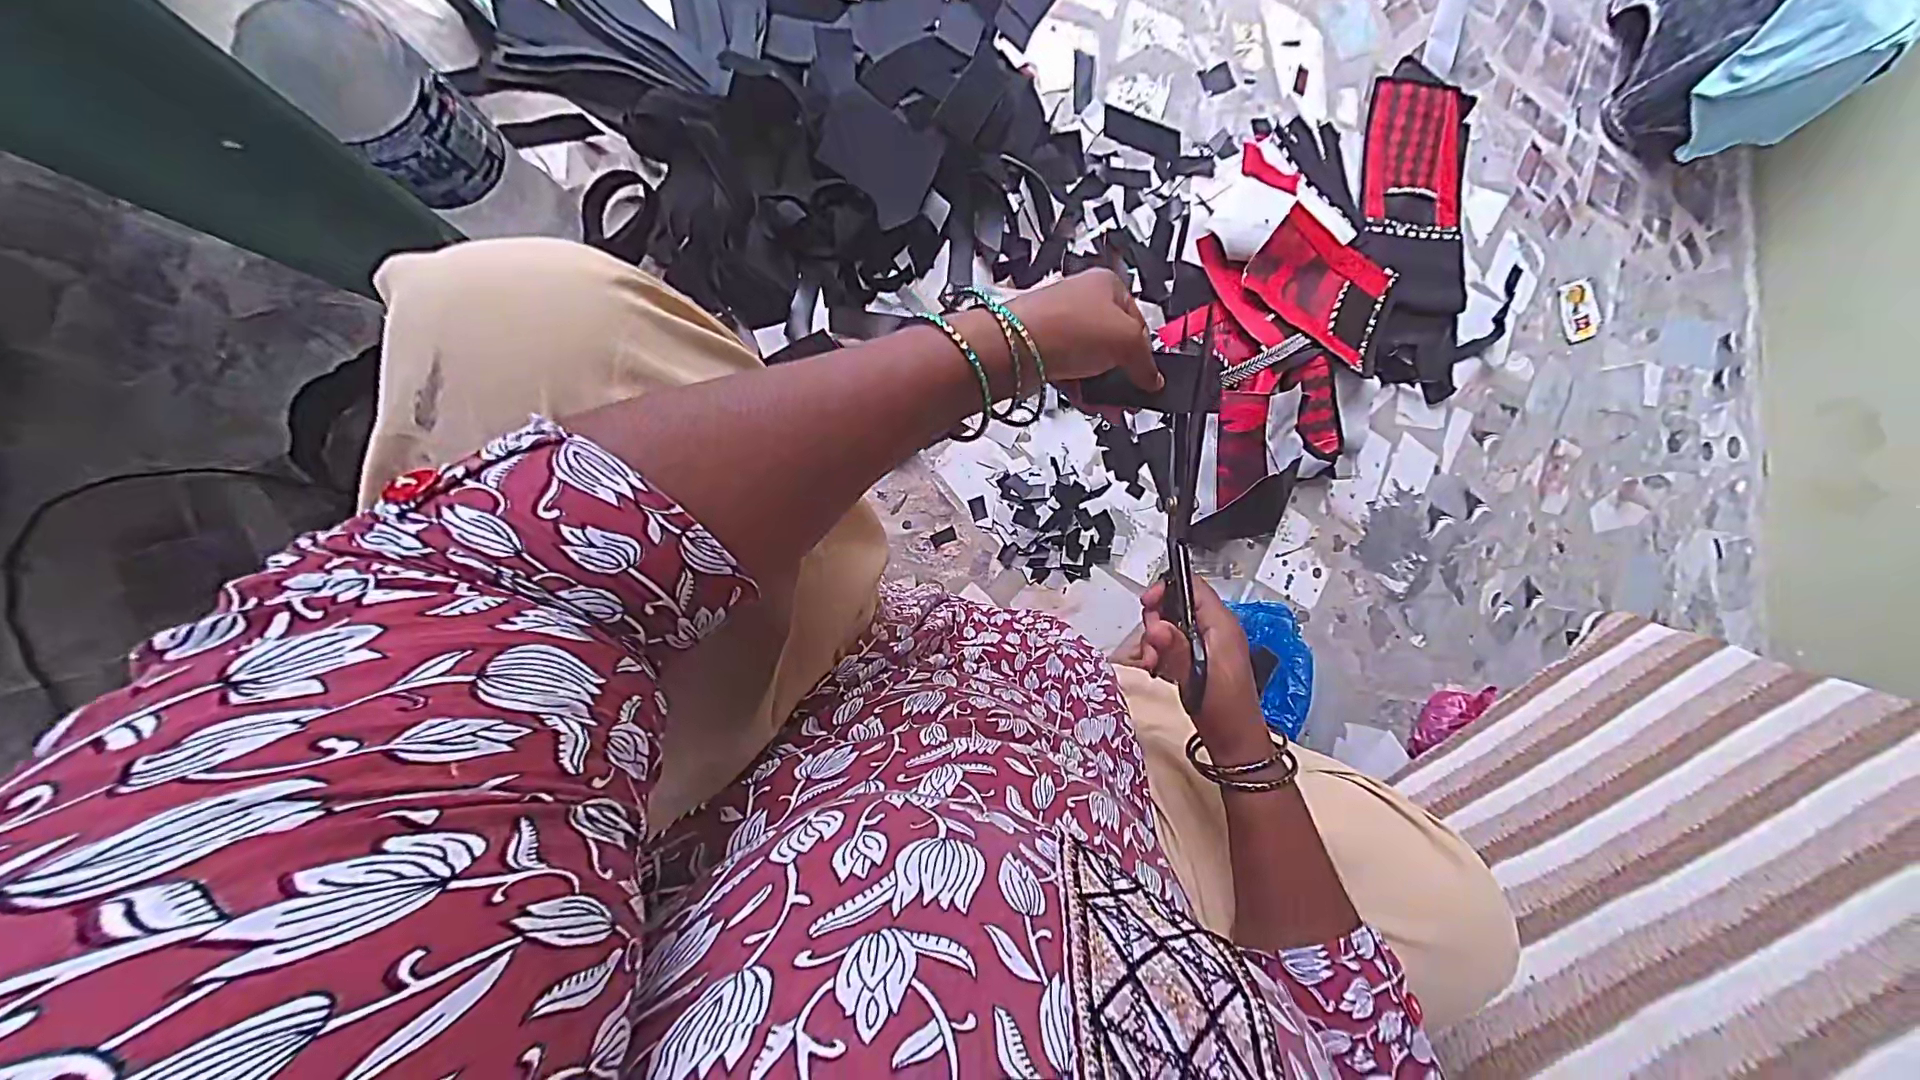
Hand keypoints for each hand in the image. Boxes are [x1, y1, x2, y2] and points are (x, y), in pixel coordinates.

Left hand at [1005, 269, 1161, 390]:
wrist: (1015, 347)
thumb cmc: (1064, 326)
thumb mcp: (1126, 342)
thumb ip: (1146, 363)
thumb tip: (1152, 380)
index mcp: (1107, 284)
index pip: (1139, 322)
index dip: (1145, 353)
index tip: (1148, 378)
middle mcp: (1081, 302)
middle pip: (1113, 345)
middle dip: (1122, 376)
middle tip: (1129, 397)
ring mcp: (1060, 328)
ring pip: (1091, 363)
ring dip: (1103, 387)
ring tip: (1109, 406)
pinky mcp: (1043, 353)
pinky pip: (1070, 374)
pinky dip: (1081, 390)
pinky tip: (1087, 402)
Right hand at [1135, 576, 1272, 765]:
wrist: (1235, 743)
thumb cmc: (1225, 712)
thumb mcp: (1196, 678)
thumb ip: (1176, 649)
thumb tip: (1157, 625)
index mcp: (1222, 626)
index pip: (1193, 585)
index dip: (1167, 588)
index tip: (1149, 604)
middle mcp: (1215, 629)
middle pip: (1175, 603)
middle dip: (1155, 621)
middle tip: (1152, 646)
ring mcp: (1207, 643)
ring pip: (1170, 624)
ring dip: (1154, 641)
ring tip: (1153, 662)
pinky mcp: (1198, 656)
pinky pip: (1172, 642)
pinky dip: (1159, 652)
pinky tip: (1157, 668)